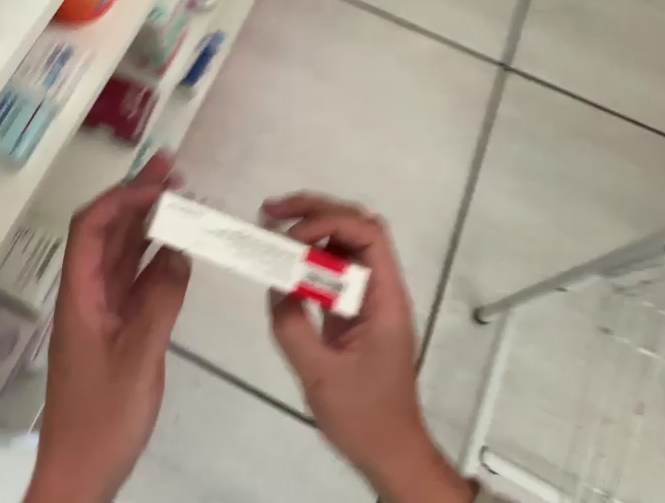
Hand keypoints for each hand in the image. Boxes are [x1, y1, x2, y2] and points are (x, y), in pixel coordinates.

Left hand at [26, 156, 190, 502]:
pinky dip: (158, 261)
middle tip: (171, 168)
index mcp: (79, 295)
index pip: (91, 228)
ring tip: (180, 196)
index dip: (121, 198)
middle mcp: (88, 294)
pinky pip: (137, 283)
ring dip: (148, 224)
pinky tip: (180, 249)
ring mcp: (103, 311)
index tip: (157, 183)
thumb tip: (179, 252)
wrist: (80, 473)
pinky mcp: (118, 329)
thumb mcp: (137, 360)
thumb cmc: (100, 419)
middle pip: (108, 233)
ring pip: (123, 254)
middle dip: (137, 196)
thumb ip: (160, 303)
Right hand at [264, 193, 473, 502]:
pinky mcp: (356, 312)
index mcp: (385, 298)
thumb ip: (293, 326)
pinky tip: (284, 262)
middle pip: (357, 227)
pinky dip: (310, 258)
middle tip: (272, 211)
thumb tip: (275, 284)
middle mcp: (381, 288)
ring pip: (346, 243)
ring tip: (273, 225)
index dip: (330, 221)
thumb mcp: (320, 374)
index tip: (293, 236)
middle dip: (316, 211)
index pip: (368, 234)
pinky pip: (336, 269)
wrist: (392, 453)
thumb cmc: (365, 417)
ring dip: (312, 228)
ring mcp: (369, 299)